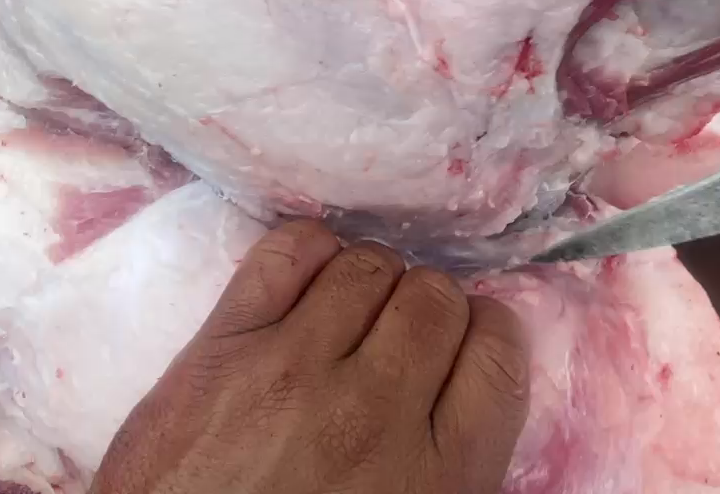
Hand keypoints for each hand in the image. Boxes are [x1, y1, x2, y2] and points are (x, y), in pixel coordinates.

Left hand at [90, 221, 529, 493]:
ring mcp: (291, 366)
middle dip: (428, 303)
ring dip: (372, 278)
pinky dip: (312, 249)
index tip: (463, 341)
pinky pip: (289, 248)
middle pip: (434, 296)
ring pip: (367, 264)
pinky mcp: (223, 341)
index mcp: (434, 480)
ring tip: (352, 310)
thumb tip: (466, 377)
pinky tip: (310, 277)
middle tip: (400, 331)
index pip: (496, 353)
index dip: (487, 332)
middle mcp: (371, 411)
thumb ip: (450, 460)